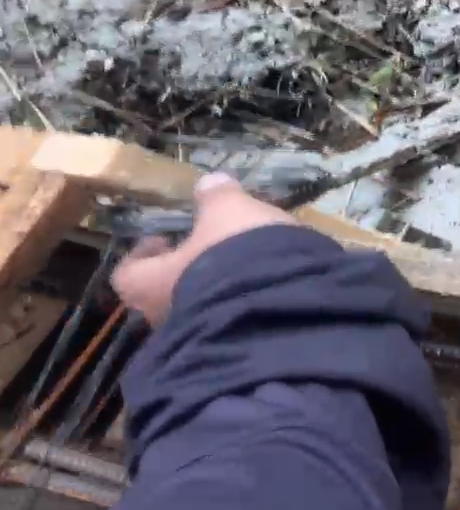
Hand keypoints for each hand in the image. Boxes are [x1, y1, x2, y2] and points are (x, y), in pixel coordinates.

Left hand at [111, 172, 296, 324]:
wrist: (279, 291)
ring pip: (197, 299)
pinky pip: (229, 307)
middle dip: (183, 267)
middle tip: (206, 247)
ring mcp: (197, 323)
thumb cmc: (233, 250)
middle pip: (162, 286)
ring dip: (213, 282)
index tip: (164, 237)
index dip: (145, 251)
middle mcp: (160, 309)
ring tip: (242, 261)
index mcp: (147, 281)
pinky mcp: (234, 328)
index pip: (130, 269)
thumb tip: (208, 180)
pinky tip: (262, 277)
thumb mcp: (229, 211)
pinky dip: (239, 293)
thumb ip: (216, 197)